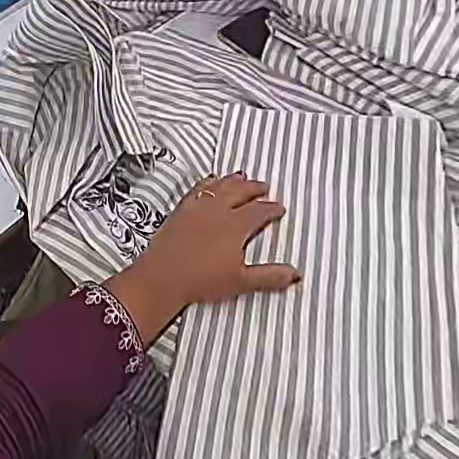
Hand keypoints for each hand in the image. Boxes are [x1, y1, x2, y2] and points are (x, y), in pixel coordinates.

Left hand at [106, 171, 299, 344]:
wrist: (163, 276)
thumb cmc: (202, 280)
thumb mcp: (241, 281)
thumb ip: (269, 276)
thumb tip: (294, 274)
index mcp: (236, 225)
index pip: (259, 211)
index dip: (271, 208)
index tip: (278, 208)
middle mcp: (218, 211)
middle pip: (240, 192)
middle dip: (254, 188)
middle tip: (264, 186)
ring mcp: (197, 208)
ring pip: (219, 186)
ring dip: (232, 181)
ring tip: (241, 177)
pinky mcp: (181, 210)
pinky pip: (197, 189)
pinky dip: (207, 183)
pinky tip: (209, 182)